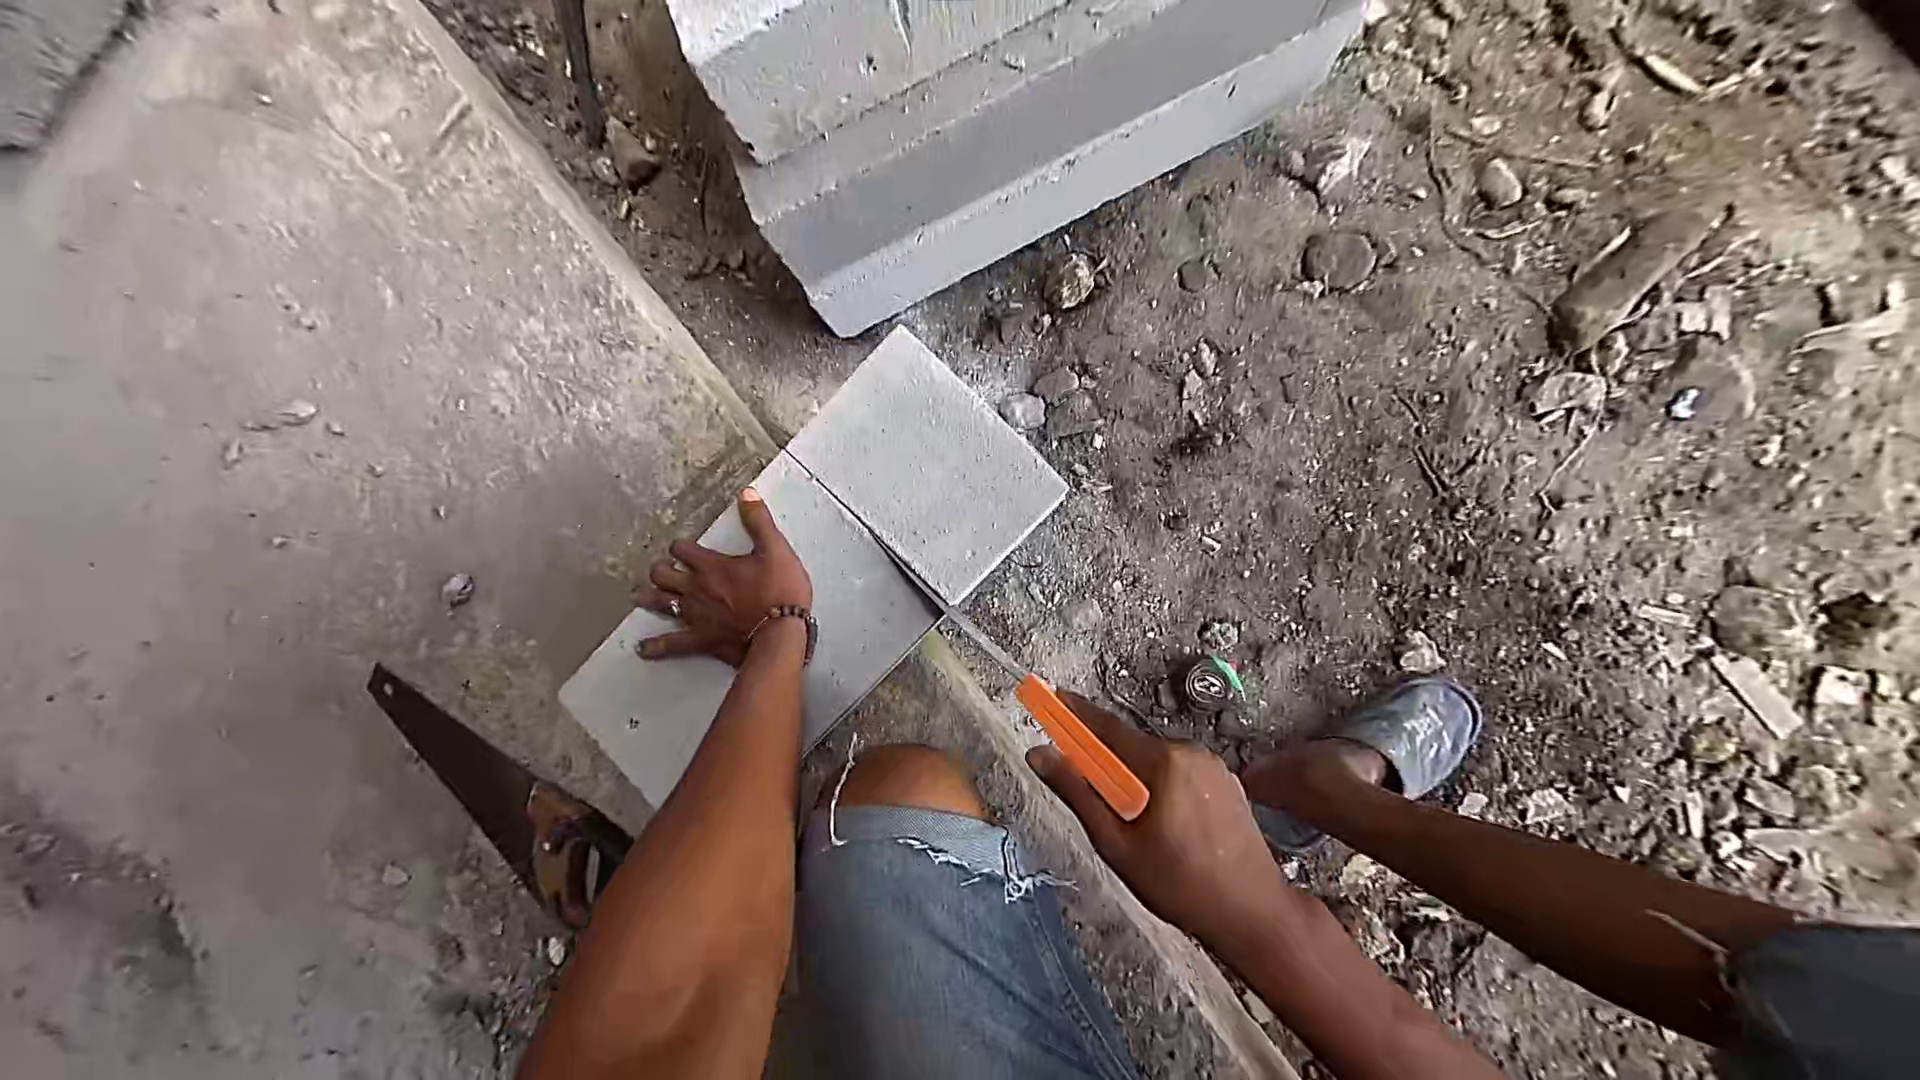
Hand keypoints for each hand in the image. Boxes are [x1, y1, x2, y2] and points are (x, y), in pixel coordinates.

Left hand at [635, 488, 811, 666]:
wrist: (781, 633)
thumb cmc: (780, 591)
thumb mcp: (776, 550)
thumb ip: (759, 521)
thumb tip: (746, 494)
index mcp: (712, 566)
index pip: (682, 549)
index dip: (680, 547)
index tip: (683, 548)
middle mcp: (697, 589)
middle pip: (662, 575)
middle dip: (660, 569)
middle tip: (662, 569)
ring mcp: (696, 615)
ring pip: (660, 603)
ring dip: (651, 598)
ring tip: (645, 596)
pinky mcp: (701, 639)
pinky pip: (671, 644)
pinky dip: (656, 647)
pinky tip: (643, 648)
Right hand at [1028, 692, 1294, 947]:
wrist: (1255, 915)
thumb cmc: (1180, 885)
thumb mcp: (1116, 844)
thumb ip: (1077, 793)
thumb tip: (1040, 755)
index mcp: (1163, 762)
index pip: (1108, 728)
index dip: (1077, 712)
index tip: (1054, 696)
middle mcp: (1190, 751)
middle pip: (1132, 746)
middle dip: (1108, 763)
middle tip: (1099, 802)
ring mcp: (1212, 764)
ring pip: (1155, 760)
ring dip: (1137, 778)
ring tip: (1139, 826)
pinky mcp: (1226, 779)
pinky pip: (1180, 771)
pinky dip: (1163, 785)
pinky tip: (1168, 823)